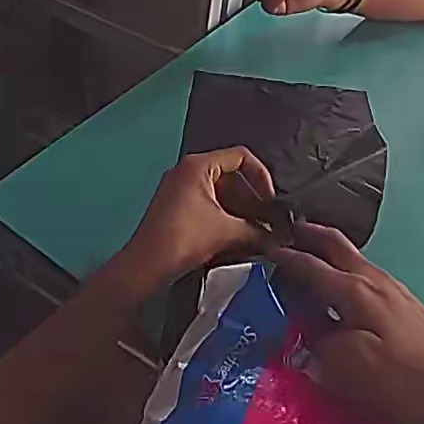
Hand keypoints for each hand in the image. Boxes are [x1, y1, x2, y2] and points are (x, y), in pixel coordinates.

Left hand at [113, 148, 275, 290]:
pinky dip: (226, 218)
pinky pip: (209, 205)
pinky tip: (239, 238)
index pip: (241, 157)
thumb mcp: (226, 232)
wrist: (145, 267)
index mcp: (198, 166)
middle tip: (267, 220)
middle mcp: (187, 171)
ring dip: (241, 212)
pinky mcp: (176, 207)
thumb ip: (257, 231)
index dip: (261, 176)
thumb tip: (278, 238)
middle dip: (252, 200)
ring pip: (221, 193)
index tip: (269, 199)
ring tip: (257, 233)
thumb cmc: (183, 239)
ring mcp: (180, 189)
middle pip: (231, 176)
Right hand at [270, 222, 423, 423]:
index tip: (266, 251)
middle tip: (290, 232)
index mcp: (356, 292)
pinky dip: (345, 272)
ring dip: (329, 252)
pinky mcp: (404, 305)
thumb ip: (322, 348)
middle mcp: (373, 281)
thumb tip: (305, 341)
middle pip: (337, 246)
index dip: (287, 259)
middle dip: (313, 235)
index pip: (312, 267)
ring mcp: (392, 290)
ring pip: (353, 260)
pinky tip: (341, 294)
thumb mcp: (354, 369)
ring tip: (310, 259)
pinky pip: (364, 276)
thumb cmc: (408, 379)